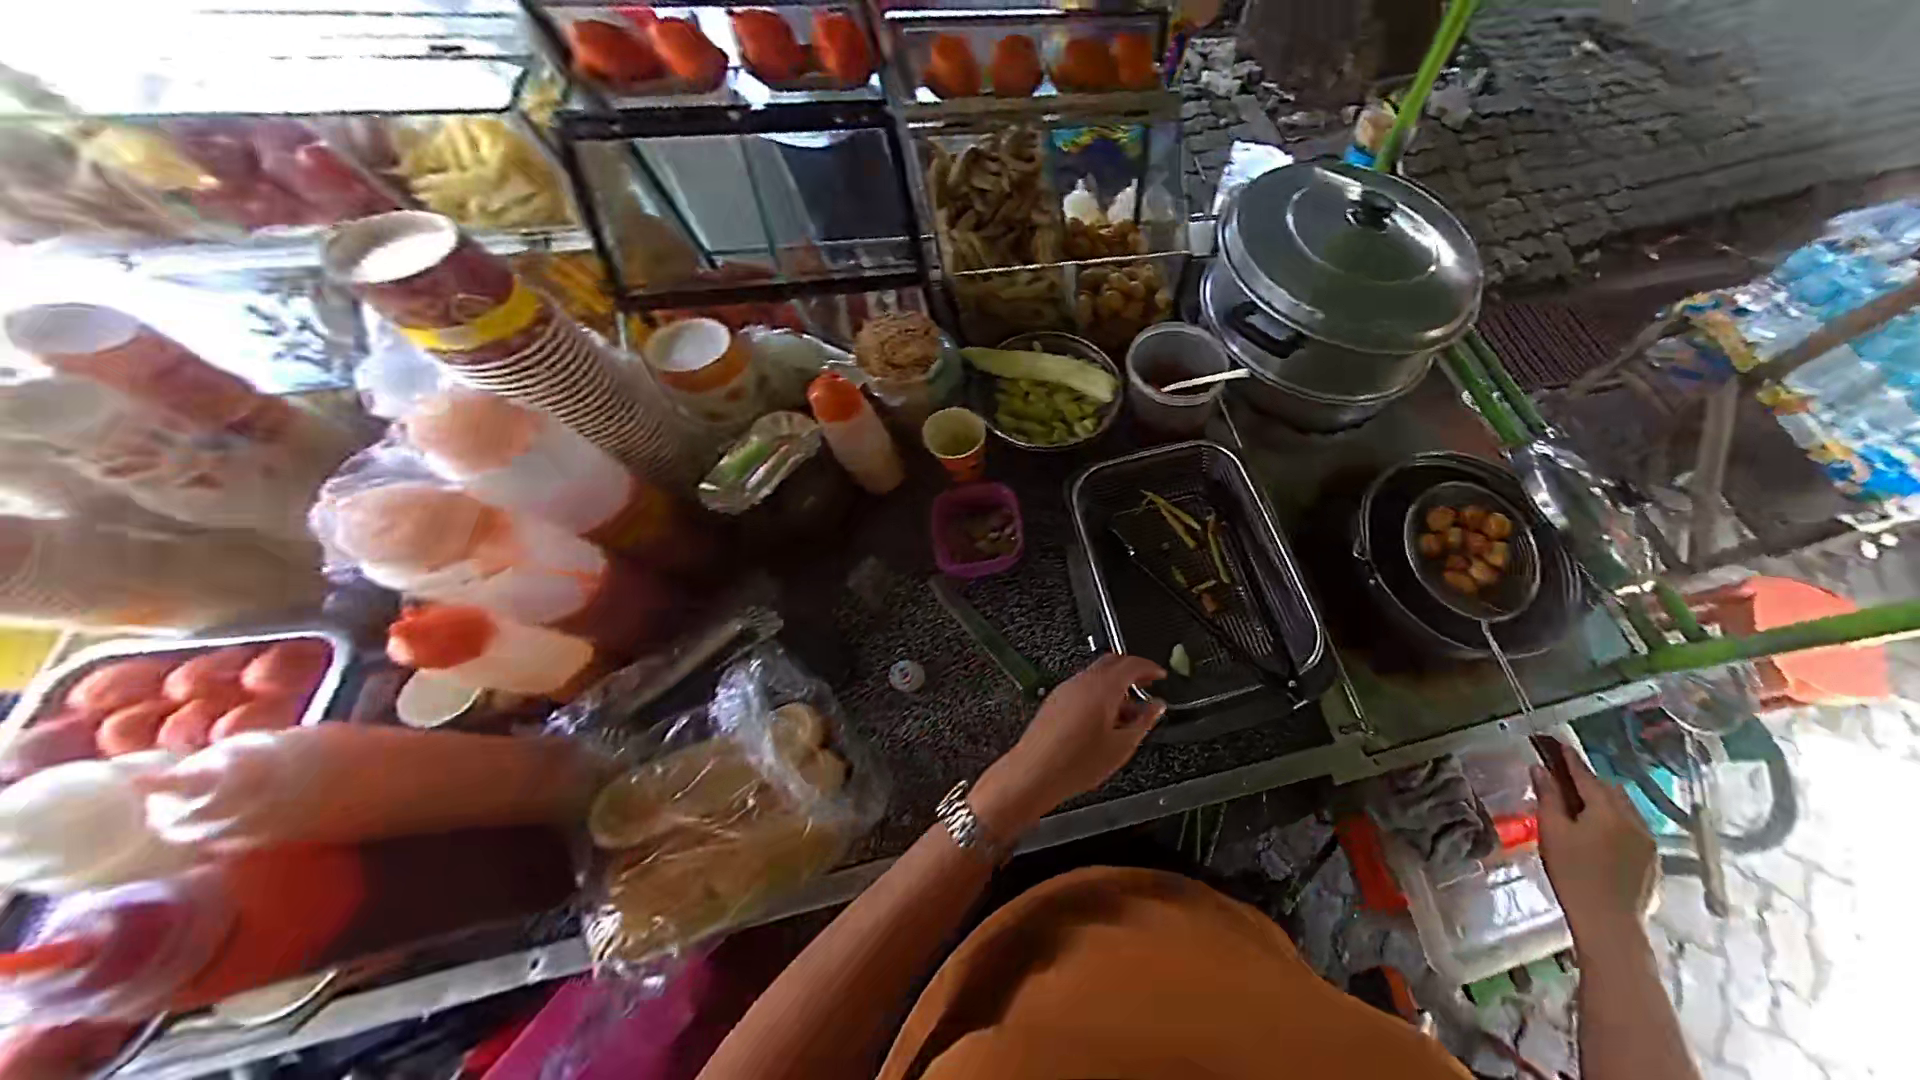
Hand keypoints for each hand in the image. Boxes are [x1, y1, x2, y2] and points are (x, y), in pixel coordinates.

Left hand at [971, 654, 1165, 835]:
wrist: (1034, 773)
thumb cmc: (1074, 763)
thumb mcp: (1122, 745)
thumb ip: (1144, 721)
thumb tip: (1155, 707)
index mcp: (1102, 687)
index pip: (1132, 663)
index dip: (1150, 667)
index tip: (1159, 674)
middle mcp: (1082, 682)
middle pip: (1111, 662)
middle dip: (1132, 670)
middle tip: (1146, 683)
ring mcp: (1065, 690)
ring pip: (1095, 675)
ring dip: (1114, 685)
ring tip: (1129, 711)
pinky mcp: (1054, 701)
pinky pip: (1081, 688)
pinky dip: (1098, 694)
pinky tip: (1104, 719)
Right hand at [1532, 740, 1657, 945]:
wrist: (1609, 922)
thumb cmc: (1573, 872)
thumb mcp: (1551, 831)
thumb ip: (1548, 797)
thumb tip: (1541, 770)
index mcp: (1609, 811)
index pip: (1586, 776)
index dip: (1569, 759)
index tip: (1557, 744)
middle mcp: (1635, 822)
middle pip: (1611, 791)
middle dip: (1588, 782)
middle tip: (1562, 782)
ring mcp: (1649, 844)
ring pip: (1624, 810)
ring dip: (1602, 803)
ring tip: (1578, 809)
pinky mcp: (1652, 862)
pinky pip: (1632, 830)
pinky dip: (1613, 823)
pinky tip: (1596, 836)